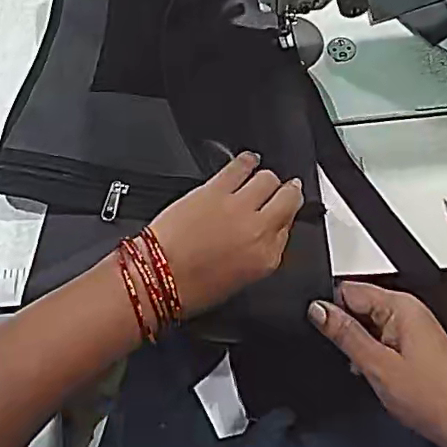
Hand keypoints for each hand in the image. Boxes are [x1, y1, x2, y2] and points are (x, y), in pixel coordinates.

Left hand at [148, 152, 301, 315]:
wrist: (159, 276)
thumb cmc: (191, 286)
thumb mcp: (237, 280)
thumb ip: (256, 254)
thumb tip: (259, 236)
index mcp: (266, 258)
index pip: (288, 229)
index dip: (284, 218)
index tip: (281, 212)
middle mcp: (258, 229)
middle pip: (287, 199)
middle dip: (288, 193)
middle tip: (286, 189)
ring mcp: (238, 206)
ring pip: (267, 179)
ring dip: (267, 178)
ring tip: (263, 177)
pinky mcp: (216, 190)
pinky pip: (240, 166)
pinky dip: (247, 161)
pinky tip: (248, 160)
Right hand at [308, 281, 446, 446]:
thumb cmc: (436, 400)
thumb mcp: (377, 366)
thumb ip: (344, 333)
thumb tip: (317, 309)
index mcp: (399, 305)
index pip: (345, 289)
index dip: (330, 313)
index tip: (329, 337)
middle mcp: (408, 309)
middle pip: (356, 305)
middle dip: (347, 332)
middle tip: (356, 361)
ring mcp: (413, 325)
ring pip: (367, 324)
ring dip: (361, 346)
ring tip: (374, 372)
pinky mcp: (416, 342)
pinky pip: (381, 337)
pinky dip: (374, 354)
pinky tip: (382, 376)